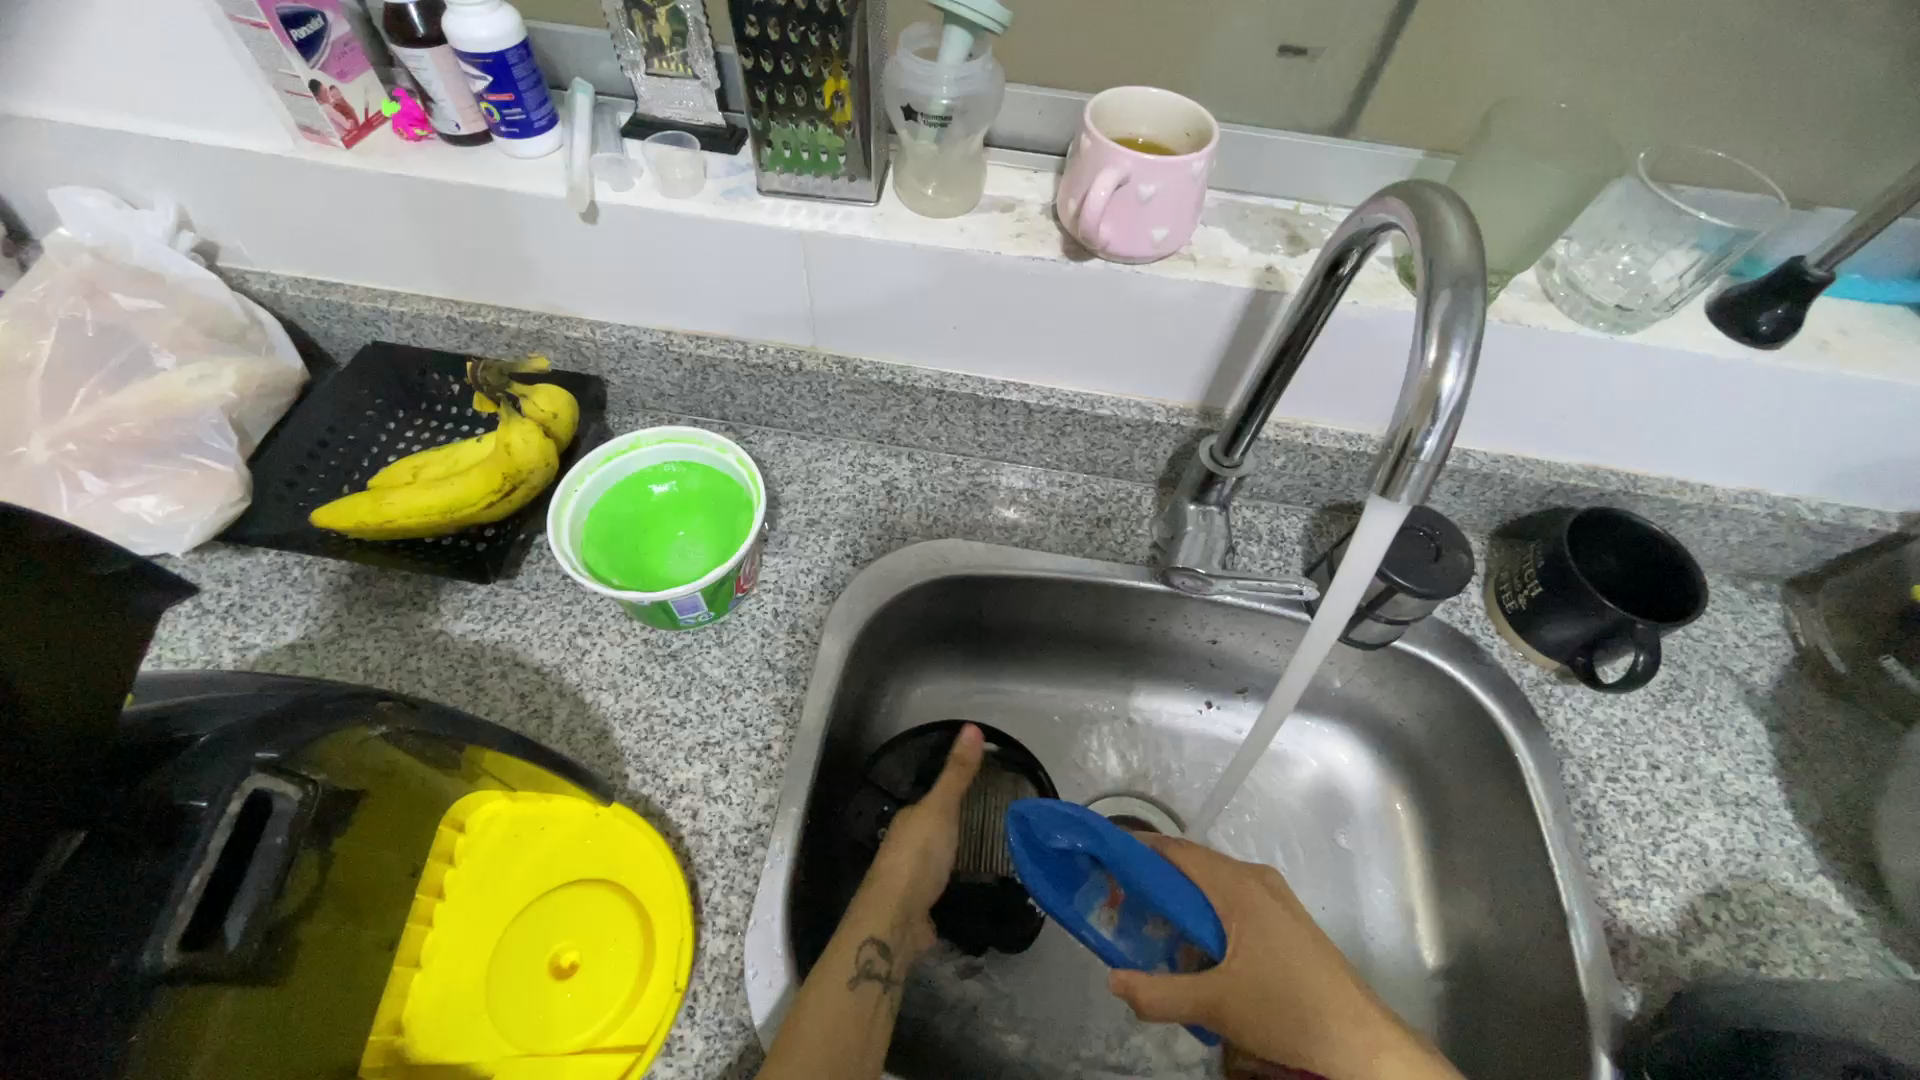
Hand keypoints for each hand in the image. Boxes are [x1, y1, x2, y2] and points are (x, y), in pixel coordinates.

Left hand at [853, 723, 984, 954]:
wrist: (897, 919)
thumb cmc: (918, 857)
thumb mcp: (941, 808)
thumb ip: (957, 773)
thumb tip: (972, 725)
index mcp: (908, 820)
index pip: (930, 801)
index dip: (951, 795)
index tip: (980, 791)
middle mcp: (905, 847)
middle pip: (932, 832)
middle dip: (955, 830)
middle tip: (993, 823)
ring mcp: (910, 881)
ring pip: (936, 862)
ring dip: (955, 860)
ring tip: (990, 855)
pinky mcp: (921, 909)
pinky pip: (942, 891)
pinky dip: (955, 887)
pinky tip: (975, 890)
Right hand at [1107, 834, 1462, 1079]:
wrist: (1363, 1043)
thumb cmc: (1288, 1010)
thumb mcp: (1215, 1005)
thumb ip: (1157, 993)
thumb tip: (1113, 980)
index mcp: (1237, 885)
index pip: (1175, 850)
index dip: (1136, 852)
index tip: (1103, 866)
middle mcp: (1255, 880)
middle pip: (1191, 867)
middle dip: (1152, 884)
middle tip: (1118, 908)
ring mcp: (1274, 900)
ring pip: (1212, 888)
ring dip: (1179, 905)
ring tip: (1151, 935)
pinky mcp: (1285, 923)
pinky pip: (1231, 905)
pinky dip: (1204, 918)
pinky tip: (1196, 954)